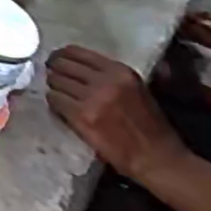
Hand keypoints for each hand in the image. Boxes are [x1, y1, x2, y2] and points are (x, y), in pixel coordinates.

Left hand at [45, 46, 189, 183]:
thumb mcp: (135, 89)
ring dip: (54, 87)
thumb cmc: (149, 125)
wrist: (158, 158)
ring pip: (54, 81)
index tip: (56, 60)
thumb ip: (106, 73)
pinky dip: (53, 102)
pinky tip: (60, 107)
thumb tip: (72, 62)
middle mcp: (105, 81)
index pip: (75, 52)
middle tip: (52, 76)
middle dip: (53, 70)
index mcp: (119, 71)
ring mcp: (92, 98)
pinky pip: (54, 100)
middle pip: (61, 64)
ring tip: (59, 93)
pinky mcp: (81, 115)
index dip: (60, 55)